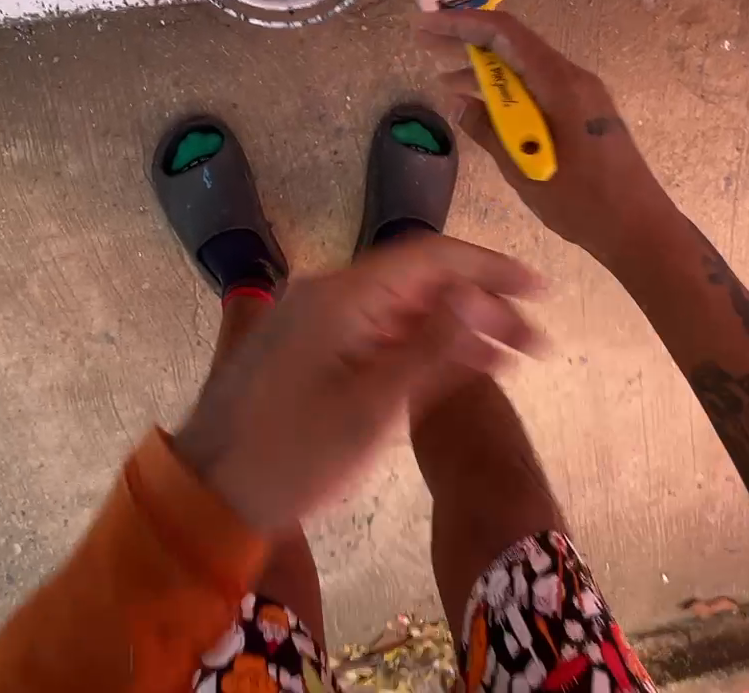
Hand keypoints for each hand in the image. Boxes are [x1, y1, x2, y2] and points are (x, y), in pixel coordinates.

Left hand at [172, 233, 542, 531]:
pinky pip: (384, 335)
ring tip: (516, 357)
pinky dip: (425, 347)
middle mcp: (336, 296)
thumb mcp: (370, 407)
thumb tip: (480, 296)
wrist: (211, 492)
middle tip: (536, 342)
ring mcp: (327, 322)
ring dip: (460, 328)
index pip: (431, 258)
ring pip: (407, 310)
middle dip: (483, 305)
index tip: (537, 288)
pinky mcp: (322, 349)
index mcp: (345, 295)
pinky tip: (466, 366)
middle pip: (423, 284)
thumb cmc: (291, 454)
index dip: (488, 266)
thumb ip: (430, 348)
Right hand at [417, 9, 672, 260]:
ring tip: (442, 77)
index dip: (461, 23)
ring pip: (523, 66)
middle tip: (424, 42)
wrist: (639, 227)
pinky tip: (480, 104)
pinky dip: (504, 89)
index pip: (504, 33)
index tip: (426, 25)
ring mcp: (579, 94)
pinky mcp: (581, 111)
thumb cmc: (583, 202)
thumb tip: (458, 102)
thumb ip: (488, 130)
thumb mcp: (524, 168)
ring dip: (484, 68)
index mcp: (559, 83)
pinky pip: (536, 86)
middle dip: (466, 40)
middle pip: (513, 44)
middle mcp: (572, 78)